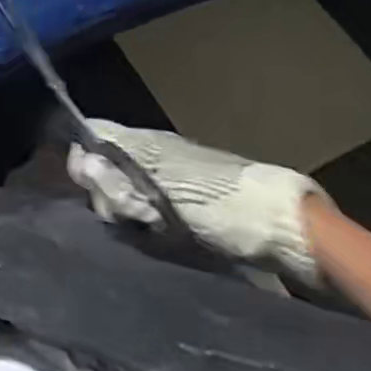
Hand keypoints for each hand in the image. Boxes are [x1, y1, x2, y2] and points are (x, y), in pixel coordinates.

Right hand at [67, 120, 321, 283]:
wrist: (291, 233)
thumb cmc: (224, 204)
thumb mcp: (165, 185)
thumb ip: (117, 173)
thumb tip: (80, 162)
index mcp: (144, 140)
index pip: (92, 133)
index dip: (82, 156)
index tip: (89, 183)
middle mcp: (151, 154)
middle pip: (103, 165)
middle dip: (106, 191)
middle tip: (129, 215)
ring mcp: (169, 181)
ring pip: (123, 190)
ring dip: (127, 210)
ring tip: (149, 229)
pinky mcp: (185, 208)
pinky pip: (146, 210)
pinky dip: (146, 224)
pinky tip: (159, 236)